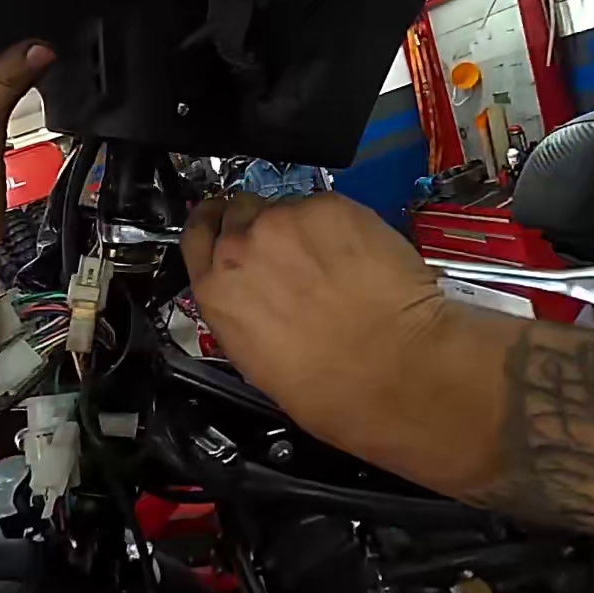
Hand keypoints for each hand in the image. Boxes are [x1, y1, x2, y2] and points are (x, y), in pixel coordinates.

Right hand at [182, 193, 488, 489]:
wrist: (397, 371)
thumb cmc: (331, 387)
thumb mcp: (255, 359)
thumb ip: (240, 307)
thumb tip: (250, 291)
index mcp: (217, 290)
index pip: (196, 233)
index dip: (212, 226)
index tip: (222, 224)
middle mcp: (242, 246)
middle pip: (236, 211)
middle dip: (256, 226)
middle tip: (285, 249)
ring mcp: (286, 221)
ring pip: (281, 206)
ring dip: (296, 226)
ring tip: (328, 259)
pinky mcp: (331, 206)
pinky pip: (322, 205)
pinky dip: (335, 223)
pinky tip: (355, 255)